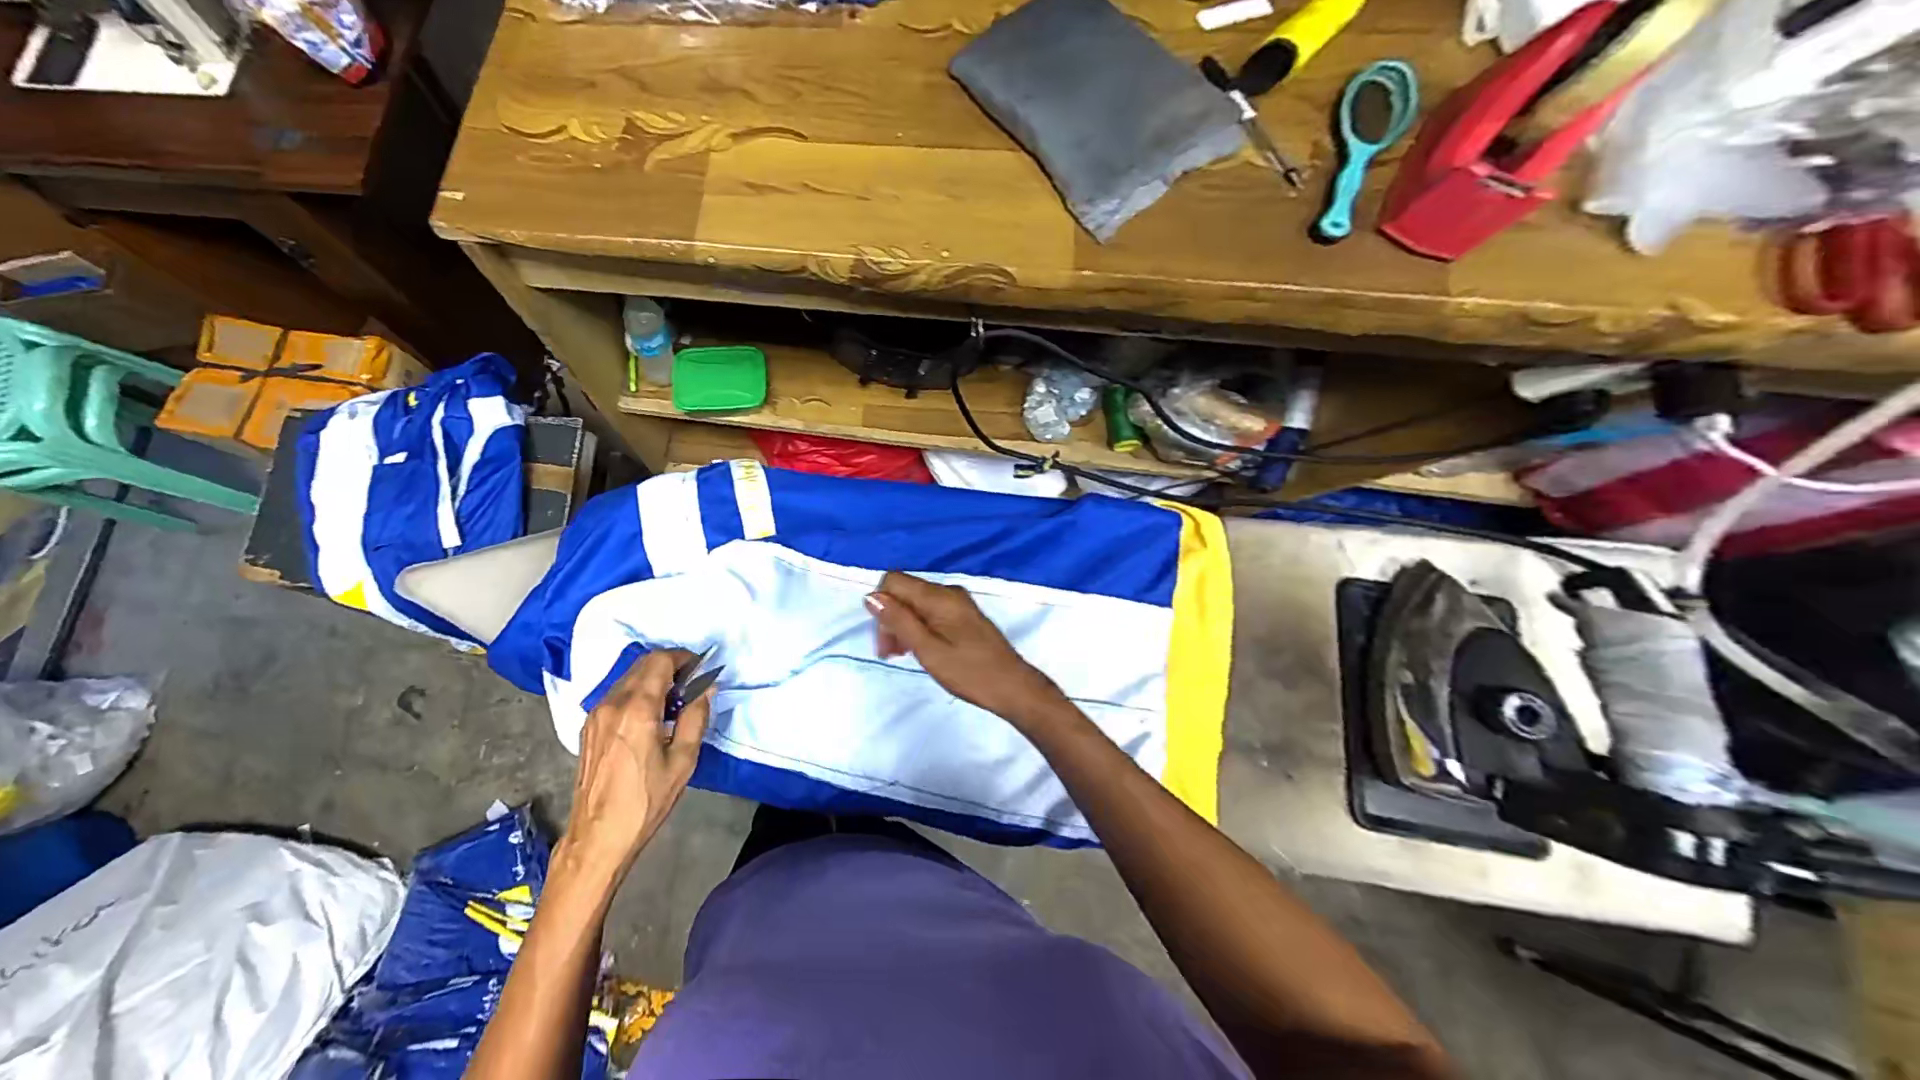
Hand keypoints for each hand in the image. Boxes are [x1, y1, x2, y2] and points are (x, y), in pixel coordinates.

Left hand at [562, 649, 709, 874]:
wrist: (598, 837)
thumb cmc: (646, 801)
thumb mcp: (683, 761)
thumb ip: (696, 717)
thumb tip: (706, 688)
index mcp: (637, 709)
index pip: (659, 661)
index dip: (683, 658)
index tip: (700, 669)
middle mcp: (611, 704)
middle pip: (642, 665)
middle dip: (669, 666)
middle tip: (691, 685)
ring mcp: (595, 715)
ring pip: (628, 678)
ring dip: (652, 679)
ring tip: (674, 703)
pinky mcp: (588, 728)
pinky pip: (616, 695)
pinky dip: (637, 693)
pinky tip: (651, 717)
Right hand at [866, 571, 1071, 728]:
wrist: (1012, 687)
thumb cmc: (969, 672)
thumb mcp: (928, 649)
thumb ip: (899, 621)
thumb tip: (872, 596)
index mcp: (939, 596)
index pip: (894, 580)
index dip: (881, 605)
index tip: (884, 637)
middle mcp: (949, 592)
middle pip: (905, 592)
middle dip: (890, 618)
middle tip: (890, 653)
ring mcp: (959, 603)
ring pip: (917, 604)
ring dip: (903, 625)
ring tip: (903, 655)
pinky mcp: (964, 616)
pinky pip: (932, 612)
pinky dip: (919, 627)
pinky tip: (920, 649)